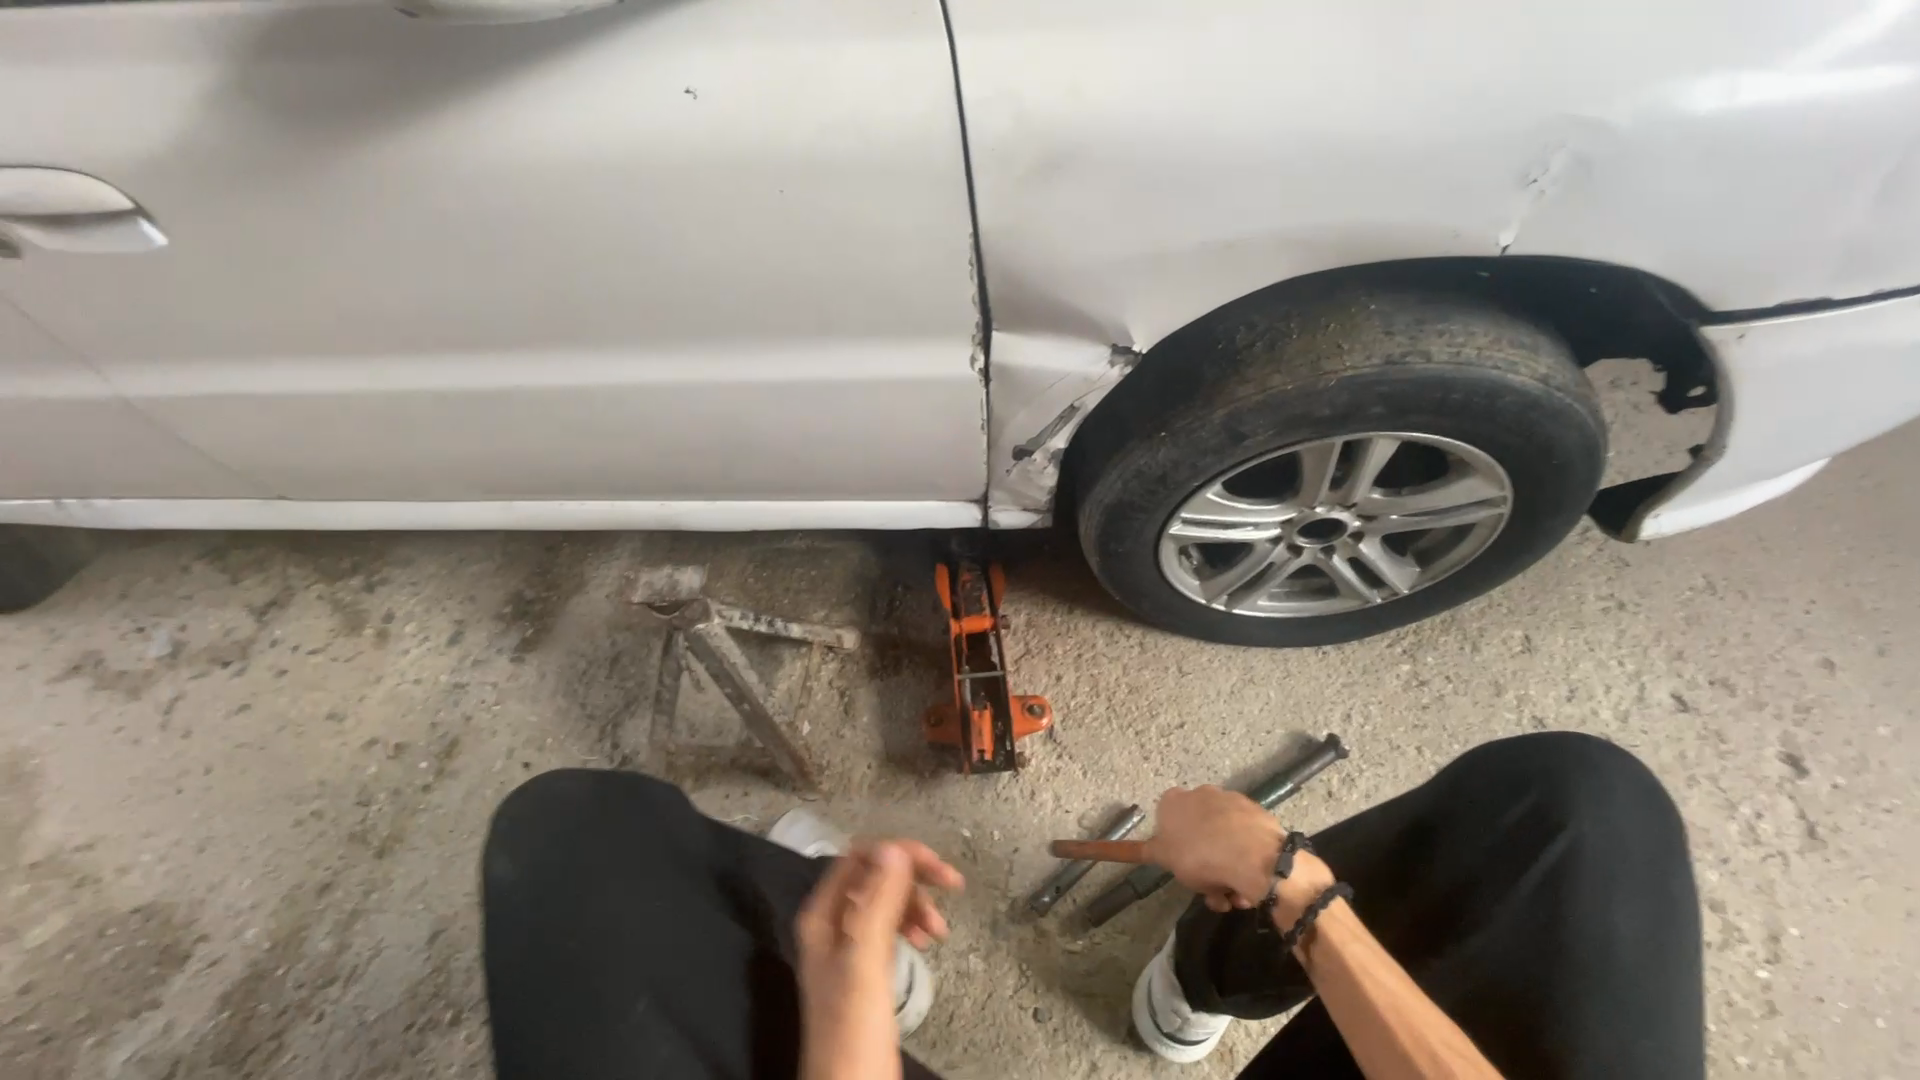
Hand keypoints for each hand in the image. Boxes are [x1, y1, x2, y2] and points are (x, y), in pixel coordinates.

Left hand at [795, 840, 962, 1079]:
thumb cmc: (853, 1032)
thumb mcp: (865, 962)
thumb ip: (877, 903)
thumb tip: (894, 850)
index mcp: (823, 916)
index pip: (859, 857)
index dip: (897, 852)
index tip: (934, 864)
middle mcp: (833, 924)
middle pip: (876, 875)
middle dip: (913, 875)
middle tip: (951, 883)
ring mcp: (850, 945)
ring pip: (888, 900)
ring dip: (918, 902)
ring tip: (938, 929)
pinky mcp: (868, 966)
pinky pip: (892, 926)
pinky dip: (913, 924)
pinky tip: (926, 940)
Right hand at [1142, 786, 1334, 920]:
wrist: (1251, 856)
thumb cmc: (1198, 857)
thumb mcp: (1163, 858)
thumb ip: (1154, 852)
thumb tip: (1147, 835)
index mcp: (1172, 802)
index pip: (1163, 822)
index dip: (1170, 847)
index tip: (1179, 864)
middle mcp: (1199, 794)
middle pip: (1196, 832)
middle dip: (1202, 861)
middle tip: (1208, 888)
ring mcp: (1229, 801)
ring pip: (1222, 839)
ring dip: (1225, 866)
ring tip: (1232, 896)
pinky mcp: (1255, 813)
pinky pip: (1244, 840)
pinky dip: (1244, 859)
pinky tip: (1249, 885)